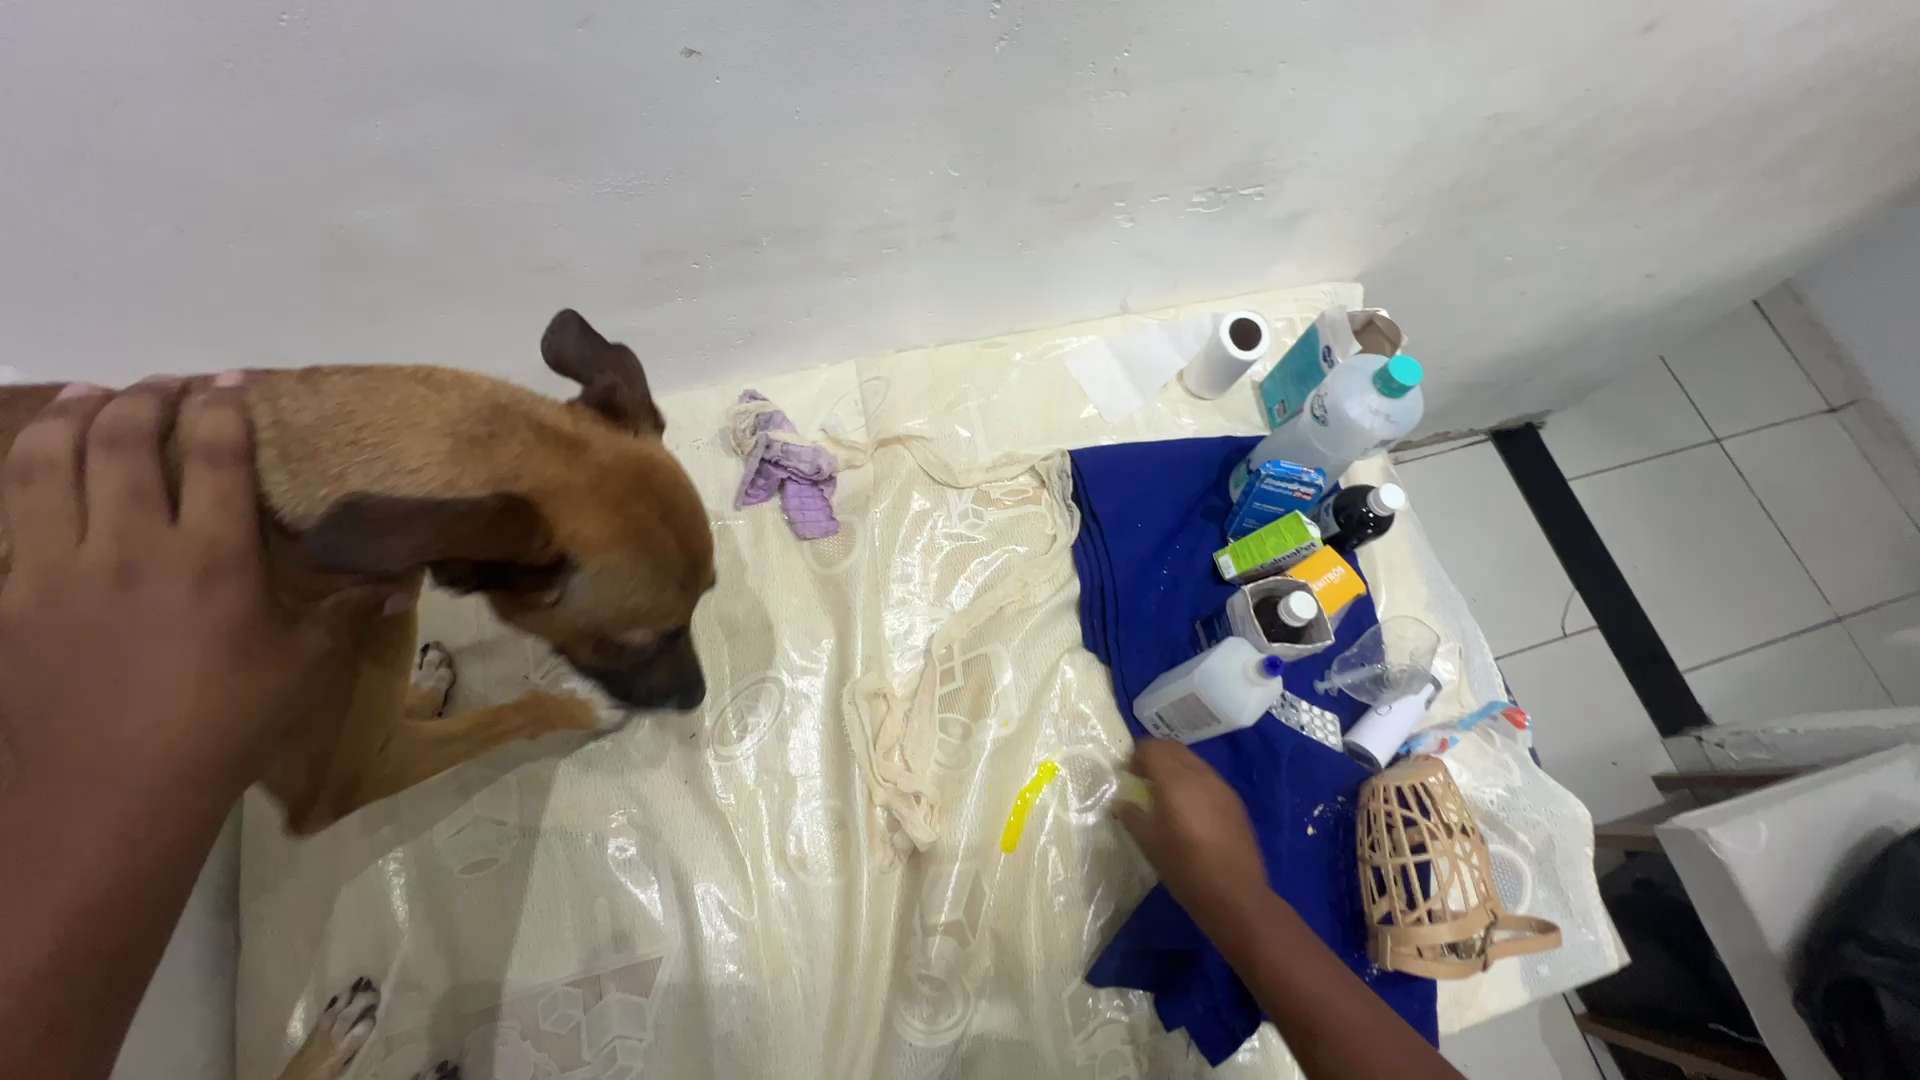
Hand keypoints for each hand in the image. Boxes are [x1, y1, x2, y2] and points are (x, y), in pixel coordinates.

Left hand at [0, 376, 396, 796]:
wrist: (110, 786)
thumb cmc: (227, 719)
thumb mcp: (303, 662)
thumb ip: (346, 611)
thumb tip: (402, 586)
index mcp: (212, 559)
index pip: (215, 459)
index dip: (223, 409)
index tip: (232, 378)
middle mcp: (129, 546)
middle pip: (123, 445)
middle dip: (144, 399)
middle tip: (165, 382)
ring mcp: (55, 567)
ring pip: (45, 464)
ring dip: (70, 418)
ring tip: (92, 394)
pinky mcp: (8, 595)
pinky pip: (9, 513)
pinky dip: (23, 471)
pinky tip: (39, 462)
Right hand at [1115, 738, 1270, 928]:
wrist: (1235, 895)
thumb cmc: (1184, 867)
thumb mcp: (1149, 843)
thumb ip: (1132, 816)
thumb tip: (1120, 804)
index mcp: (1175, 780)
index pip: (1152, 748)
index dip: (1136, 755)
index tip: (1128, 773)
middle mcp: (1199, 775)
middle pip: (1173, 748)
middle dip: (1154, 756)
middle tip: (1142, 777)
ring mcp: (1221, 786)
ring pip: (1192, 761)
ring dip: (1174, 767)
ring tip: (1164, 792)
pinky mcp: (1234, 801)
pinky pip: (1207, 777)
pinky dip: (1192, 780)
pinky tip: (1188, 807)